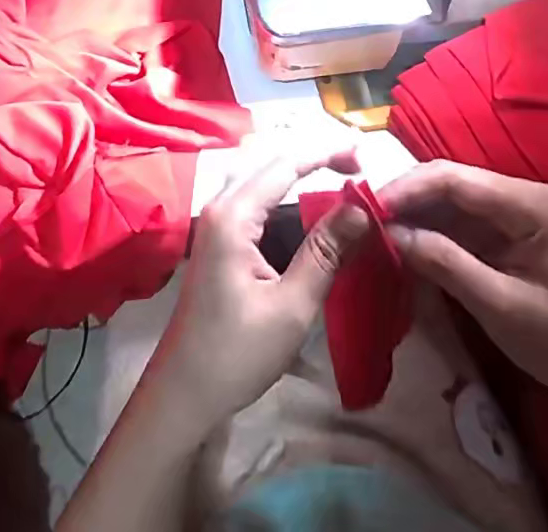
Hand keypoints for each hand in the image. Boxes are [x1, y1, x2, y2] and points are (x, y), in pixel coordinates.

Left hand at [140, 140, 370, 428]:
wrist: (183, 393)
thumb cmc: (236, 353)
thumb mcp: (291, 305)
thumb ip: (325, 251)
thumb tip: (359, 207)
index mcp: (233, 216)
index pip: (284, 165)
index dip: (325, 153)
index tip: (363, 154)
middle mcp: (219, 208)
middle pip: (269, 164)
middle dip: (312, 158)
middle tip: (355, 166)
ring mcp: (214, 225)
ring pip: (258, 180)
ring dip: (297, 174)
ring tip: (337, 177)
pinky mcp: (217, 242)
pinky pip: (253, 202)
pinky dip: (282, 196)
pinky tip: (305, 209)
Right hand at [379, 161, 547, 410]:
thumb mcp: (502, 307)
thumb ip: (447, 264)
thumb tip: (391, 233)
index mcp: (530, 204)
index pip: (455, 178)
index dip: (407, 189)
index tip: (368, 209)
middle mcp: (519, 196)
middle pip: (448, 182)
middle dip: (405, 198)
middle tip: (363, 219)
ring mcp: (509, 213)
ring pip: (446, 199)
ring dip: (411, 213)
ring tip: (373, 229)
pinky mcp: (500, 233)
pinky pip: (454, 220)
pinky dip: (425, 230)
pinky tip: (400, 242)